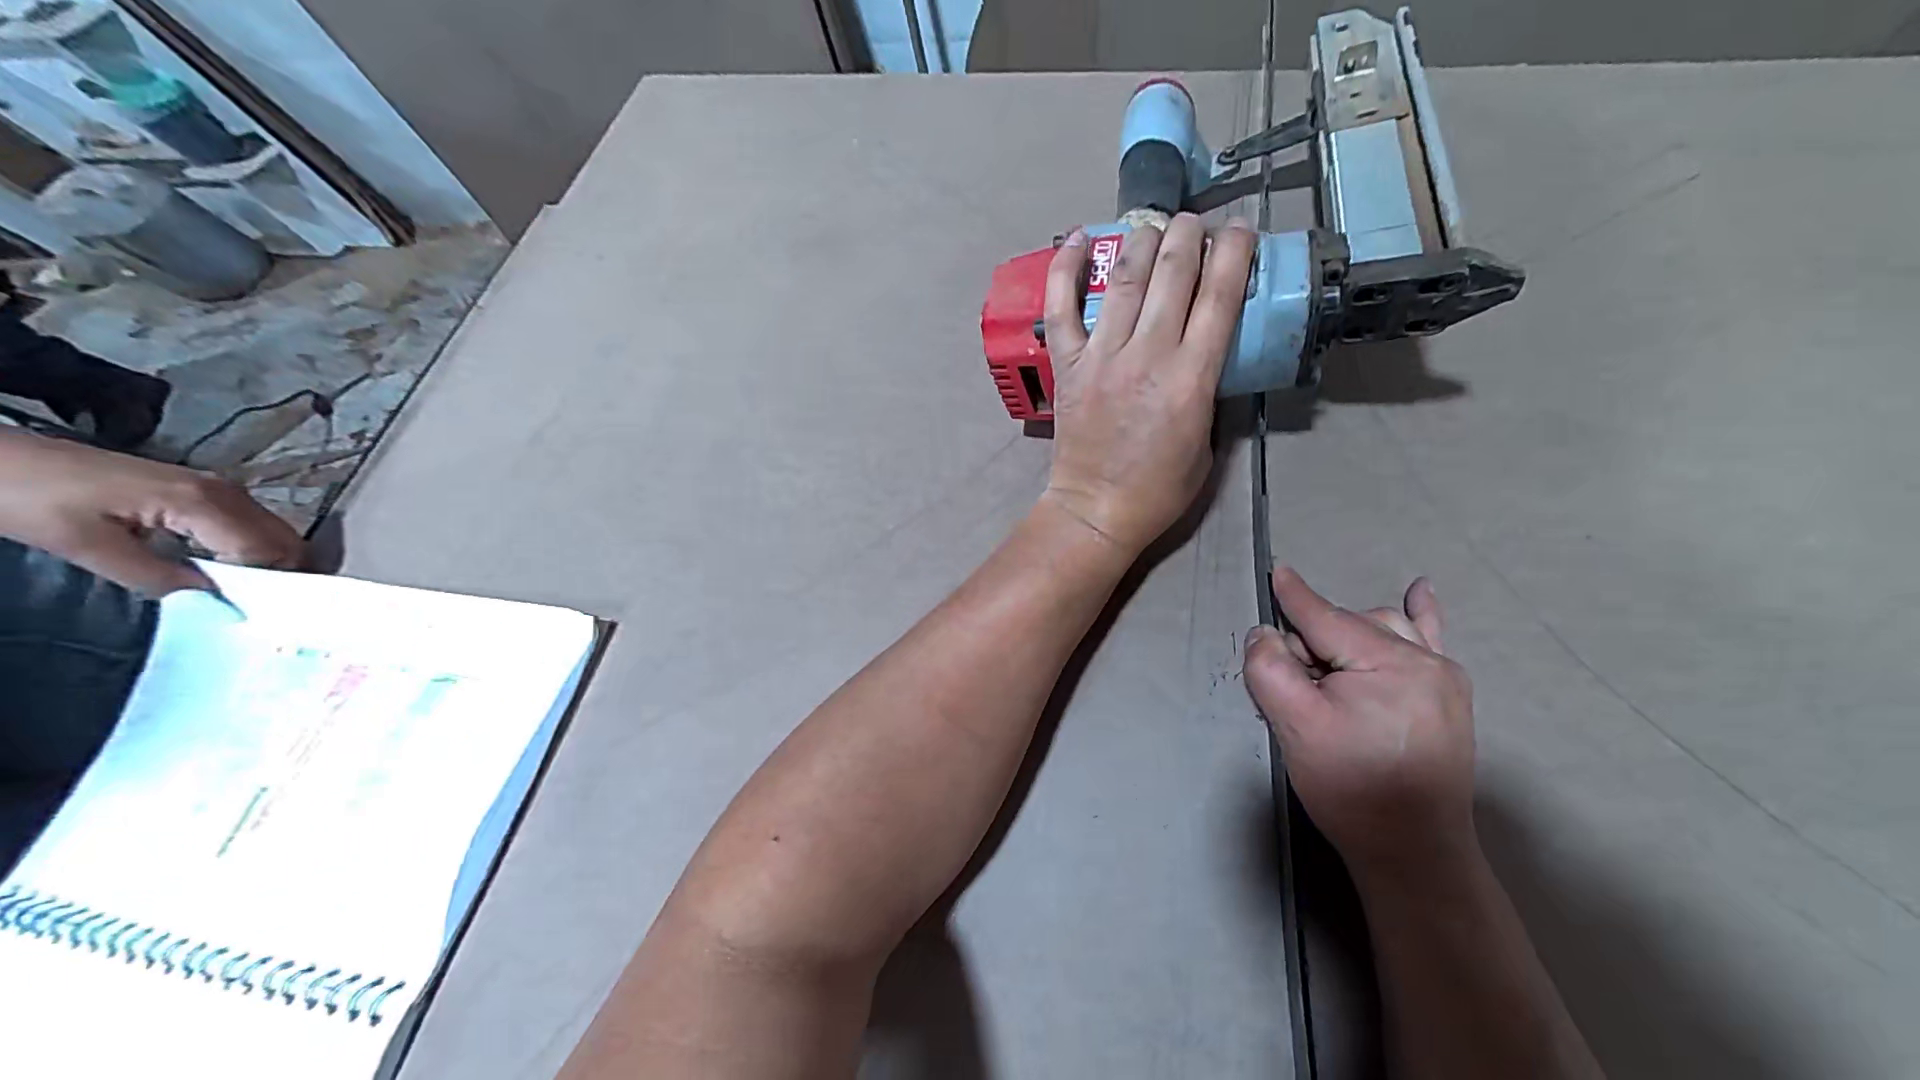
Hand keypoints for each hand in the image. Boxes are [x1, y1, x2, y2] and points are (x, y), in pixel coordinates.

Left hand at [0, 428, 303, 594]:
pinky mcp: (207, 492)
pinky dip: (253, 552)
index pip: (266, 551)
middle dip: (282, 576)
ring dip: (269, 565)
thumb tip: (215, 603)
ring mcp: (220, 489)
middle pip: (285, 541)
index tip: (258, 616)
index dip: (268, 586)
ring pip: (275, 535)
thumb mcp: (87, 547)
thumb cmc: (34, 500)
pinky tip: (225, 571)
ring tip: (244, 596)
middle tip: (259, 610)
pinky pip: (252, 528)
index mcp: (203, 503)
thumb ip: (157, 577)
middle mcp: (227, 493)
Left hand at [1038, 213, 1254, 555]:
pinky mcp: (1068, 364)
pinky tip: (1078, 239)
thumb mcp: (1207, 442)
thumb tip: (1207, 354)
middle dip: (1190, 234)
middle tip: (1196, 222)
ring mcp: (1102, 355)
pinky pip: (1061, 307)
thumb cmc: (1158, 489)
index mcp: (1192, 376)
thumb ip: (1210, 392)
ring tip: (1155, 223)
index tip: (1240, 231)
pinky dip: (1066, 269)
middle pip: (1174, 272)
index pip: (1220, 295)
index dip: (1235, 252)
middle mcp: (1148, 354)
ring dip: (1143, 239)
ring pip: (1126, 278)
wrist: (1096, 510)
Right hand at [1243, 567, 1476, 880]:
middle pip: (1348, 626)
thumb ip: (1270, 668)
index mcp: (1390, 663)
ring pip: (1381, 631)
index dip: (1293, 598)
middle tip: (1291, 686)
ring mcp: (1443, 678)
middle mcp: (1425, 660)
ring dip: (1345, 637)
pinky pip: (1431, 640)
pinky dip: (1420, 614)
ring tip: (1322, 670)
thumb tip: (1266, 634)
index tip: (1275, 571)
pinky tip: (1420, 592)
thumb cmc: (1349, 788)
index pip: (1325, 619)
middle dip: (1312, 643)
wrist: (1412, 850)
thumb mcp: (1294, 725)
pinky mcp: (1448, 697)